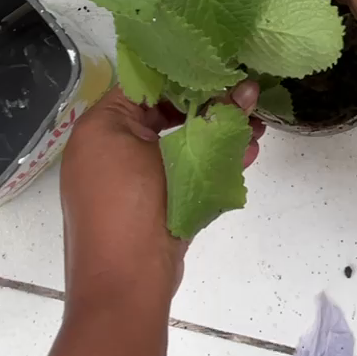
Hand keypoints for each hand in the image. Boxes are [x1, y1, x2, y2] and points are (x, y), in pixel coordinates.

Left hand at [56, 82, 264, 310]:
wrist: (123, 288)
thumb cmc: (130, 204)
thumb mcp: (167, 149)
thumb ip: (208, 116)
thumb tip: (248, 88)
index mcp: (100, 127)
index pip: (146, 83)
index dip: (186, 73)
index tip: (224, 67)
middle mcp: (111, 148)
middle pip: (167, 111)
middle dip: (210, 104)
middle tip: (248, 96)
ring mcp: (132, 178)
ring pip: (180, 141)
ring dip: (217, 133)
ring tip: (256, 126)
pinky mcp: (151, 201)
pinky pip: (181, 169)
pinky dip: (210, 160)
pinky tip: (246, 152)